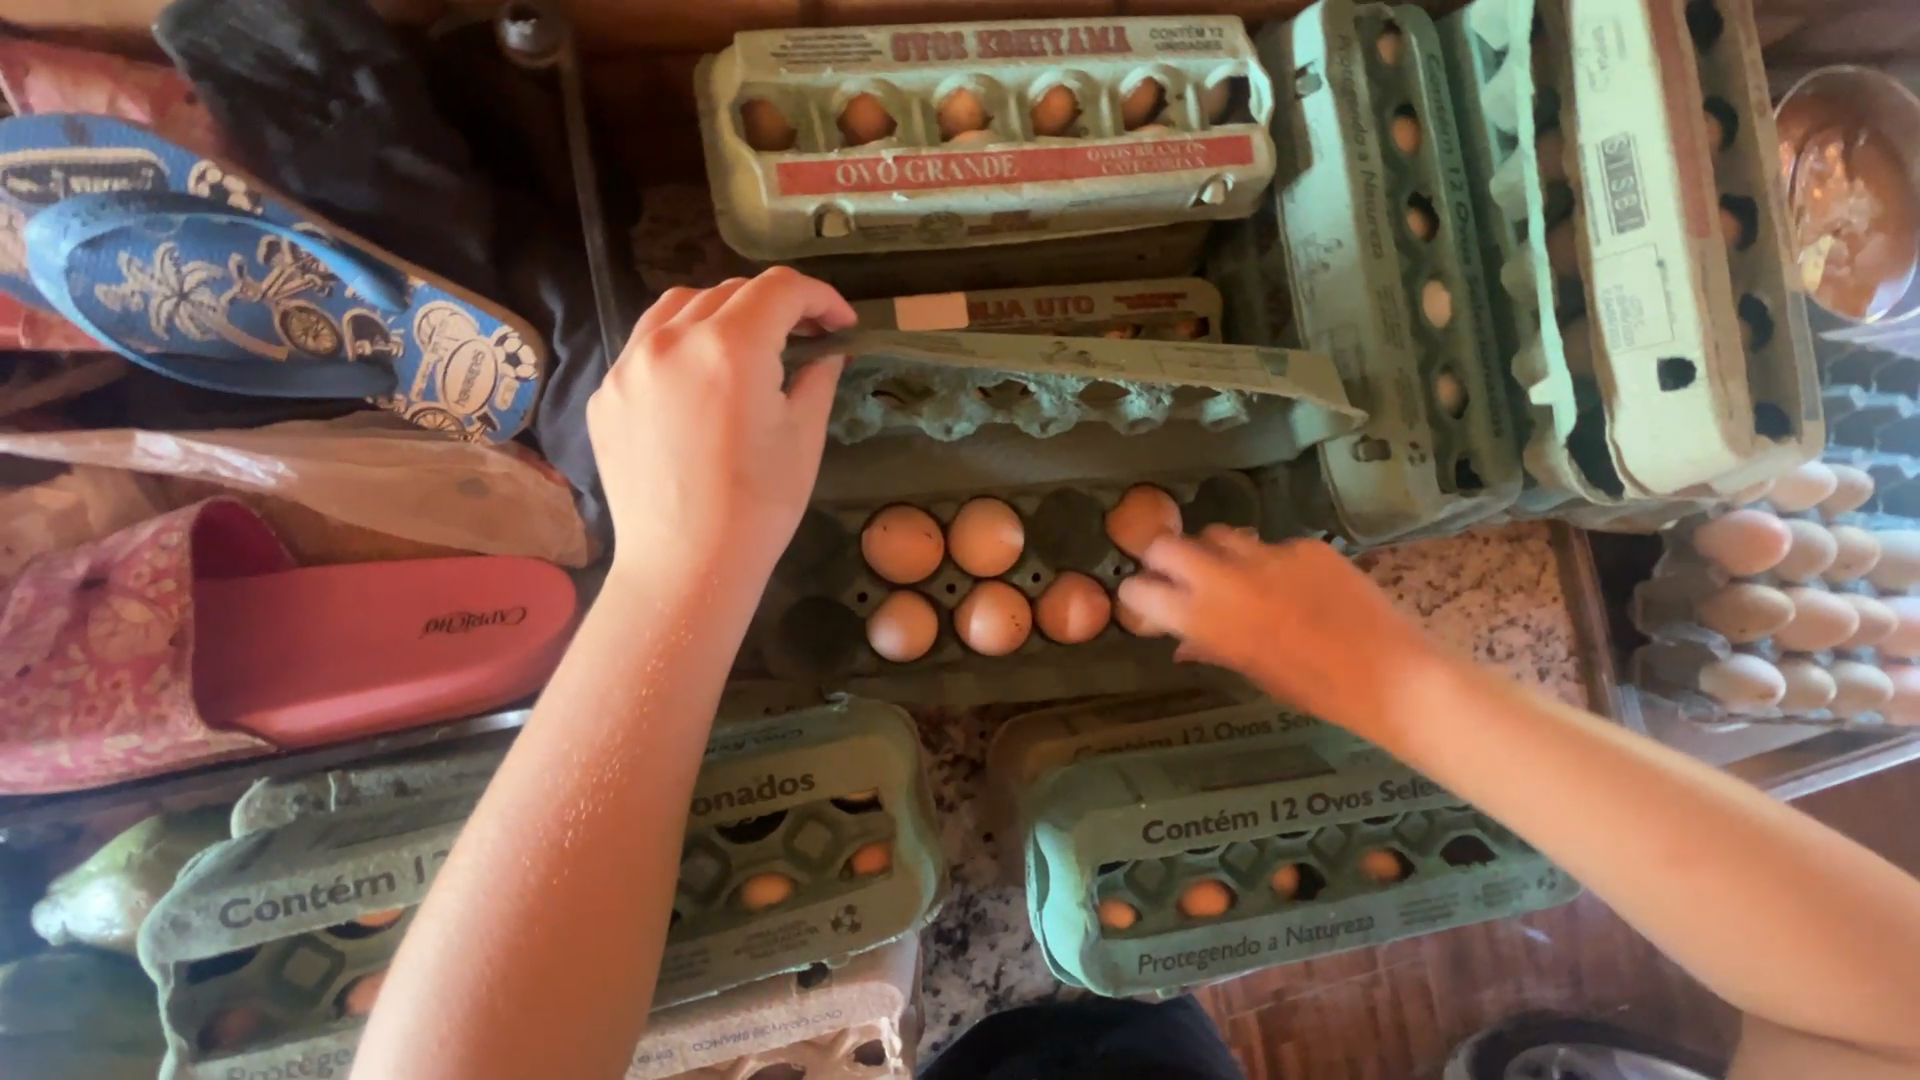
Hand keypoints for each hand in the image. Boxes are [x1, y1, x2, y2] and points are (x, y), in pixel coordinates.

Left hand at [588, 268, 855, 582]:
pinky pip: (646, 345)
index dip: (821, 298)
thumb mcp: (804, 439)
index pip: (780, 289)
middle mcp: (672, 340)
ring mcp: (629, 364)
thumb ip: (817, 379)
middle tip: (805, 340)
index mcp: (730, 348)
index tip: (843, 325)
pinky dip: (682, 346)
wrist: (686, 565)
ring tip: (747, 348)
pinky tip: (700, 383)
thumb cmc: (759, 507)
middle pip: (731, 291)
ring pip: (680, 307)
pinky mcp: (607, 394)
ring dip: (723, 314)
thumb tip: (827, 353)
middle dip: (776, 307)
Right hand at [1118, 528, 1442, 732]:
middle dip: (1163, 557)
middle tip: (1175, 573)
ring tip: (1232, 571)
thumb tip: (1181, 643)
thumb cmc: (1312, 688)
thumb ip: (1210, 647)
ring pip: (1218, 535)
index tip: (1142, 598)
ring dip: (1214, 551)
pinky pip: (1272, 545)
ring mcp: (1267, 555)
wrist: (1387, 673)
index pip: (1141, 589)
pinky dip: (1270, 561)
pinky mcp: (1304, 545)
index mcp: (1206, 618)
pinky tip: (1292, 583)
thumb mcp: (1252, 671)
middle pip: (1167, 544)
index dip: (1136, 592)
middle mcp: (1226, 578)